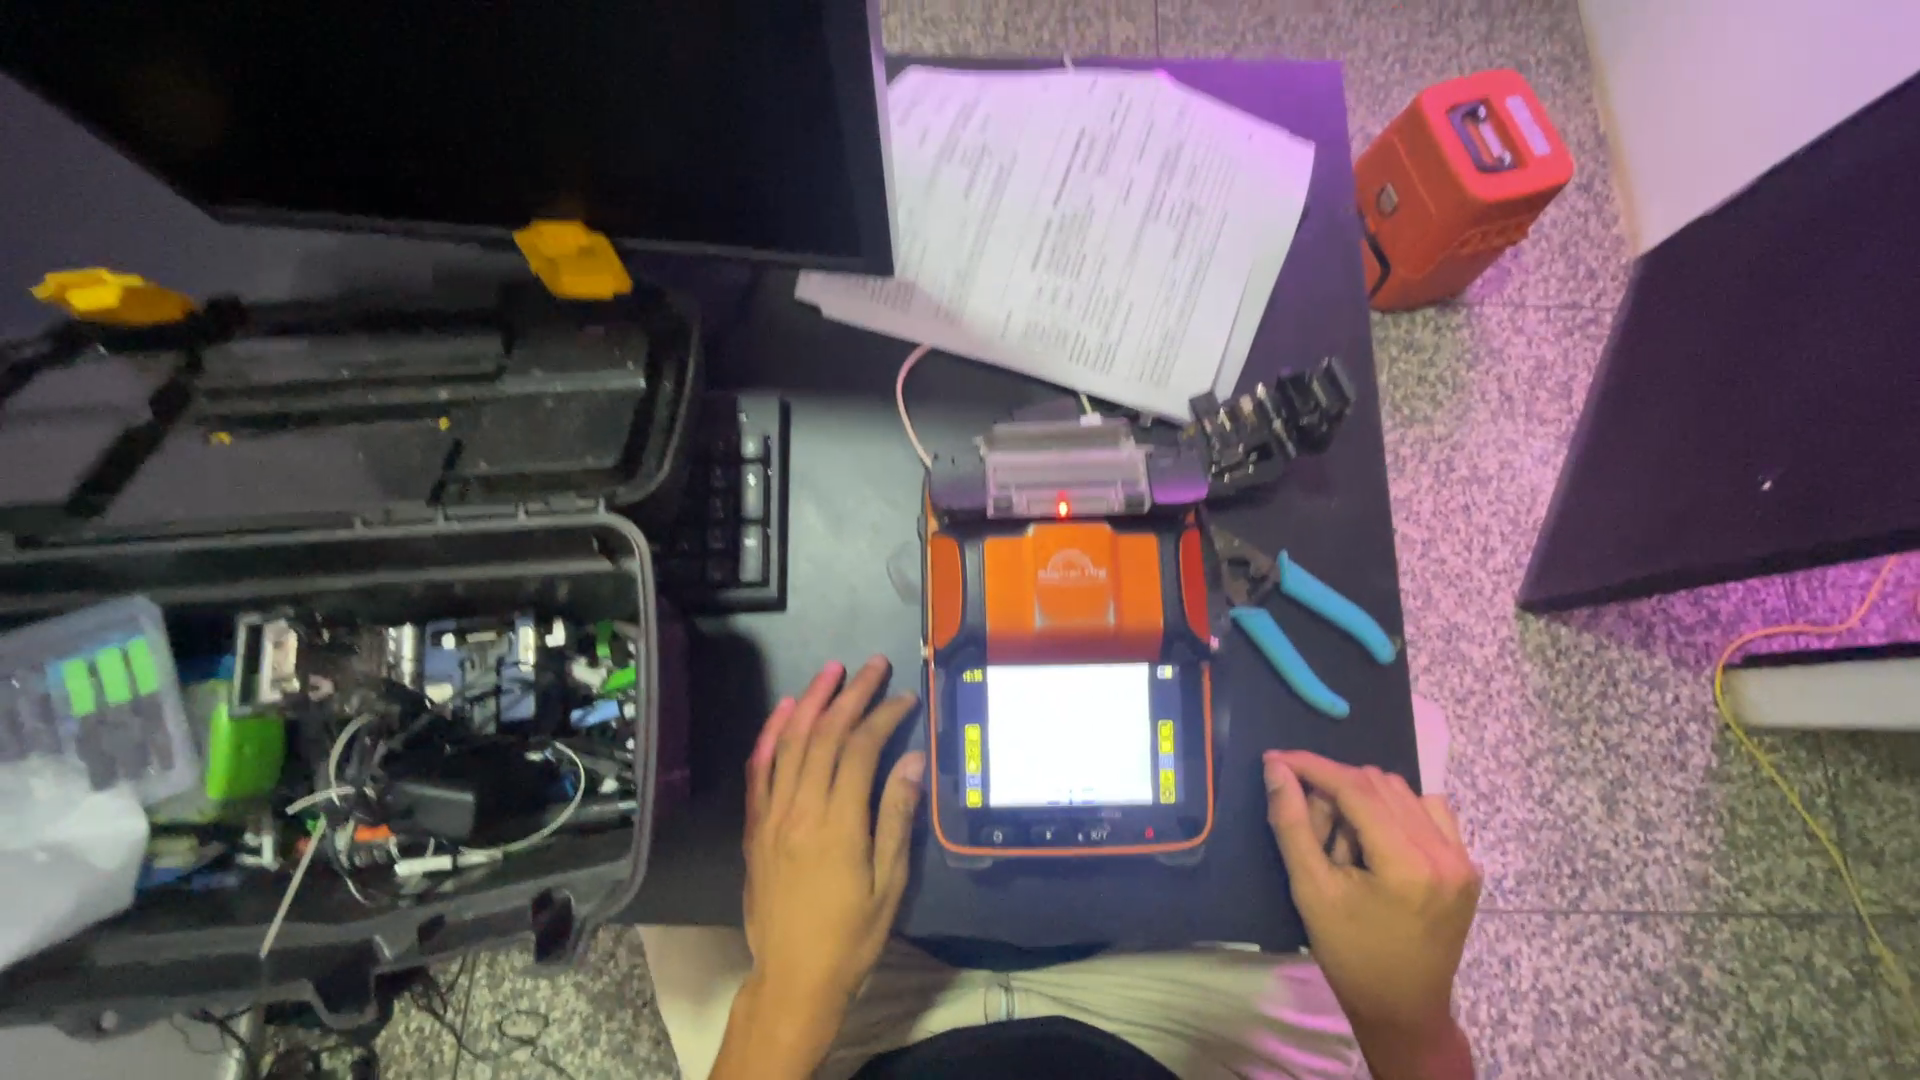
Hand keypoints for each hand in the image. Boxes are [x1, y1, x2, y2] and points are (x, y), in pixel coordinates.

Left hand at [717, 657, 923, 1078]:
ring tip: (832, 671)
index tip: (905, 699)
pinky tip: (785, 710)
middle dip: (851, 695)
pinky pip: (759, 770)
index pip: (860, 750)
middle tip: (873, 665)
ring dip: (811, 701)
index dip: (884, 717)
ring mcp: (771, 816)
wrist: (793, 977)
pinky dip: (771, 734)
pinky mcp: (754, 826)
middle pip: (824, 735)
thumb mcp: (889, 883)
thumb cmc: (851, 935)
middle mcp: (800, 810)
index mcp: (838, 825)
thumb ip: (898, 816)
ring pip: (789, 743)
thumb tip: (913, 760)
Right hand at [1263, 750, 1479, 1078]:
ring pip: (1402, 792)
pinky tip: (1374, 837)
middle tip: (1307, 817)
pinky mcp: (1467, 866)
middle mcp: (1444, 853)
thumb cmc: (1349, 953)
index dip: (1312, 766)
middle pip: (1378, 783)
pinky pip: (1428, 810)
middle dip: (1334, 787)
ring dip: (1362, 797)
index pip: (1355, 788)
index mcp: (1408, 863)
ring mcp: (1462, 859)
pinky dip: (1393, 810)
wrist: (1403, 1008)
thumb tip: (1275, 769)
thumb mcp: (1310, 888)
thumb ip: (1291, 822)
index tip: (1275, 758)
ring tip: (1341, 836)